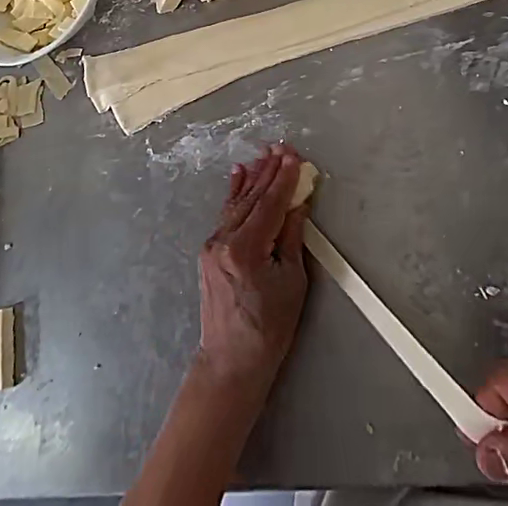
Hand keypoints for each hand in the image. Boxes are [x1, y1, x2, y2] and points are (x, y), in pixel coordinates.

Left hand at [195, 144, 308, 388]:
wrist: (231, 361)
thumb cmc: (269, 328)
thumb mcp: (292, 281)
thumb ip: (291, 237)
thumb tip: (297, 205)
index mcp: (245, 249)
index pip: (270, 204)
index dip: (285, 179)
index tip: (295, 157)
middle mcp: (223, 240)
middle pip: (252, 198)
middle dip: (269, 171)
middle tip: (282, 147)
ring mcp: (212, 245)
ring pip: (238, 203)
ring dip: (254, 177)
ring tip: (265, 154)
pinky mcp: (209, 251)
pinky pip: (226, 215)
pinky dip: (236, 194)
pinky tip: (240, 175)